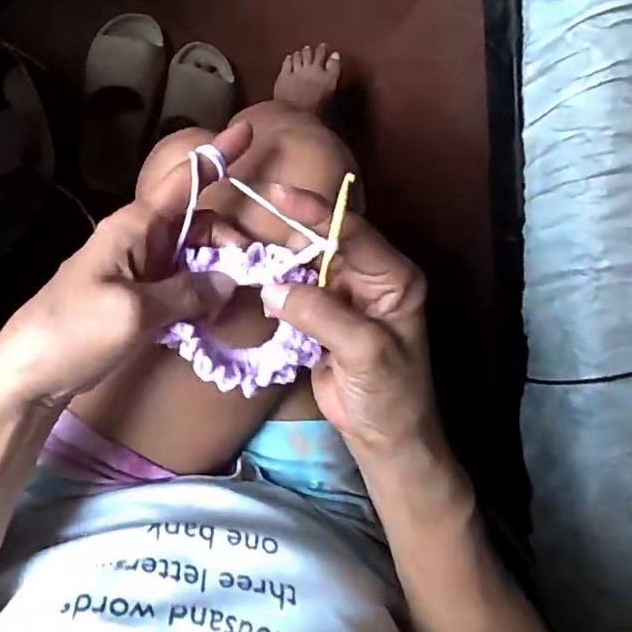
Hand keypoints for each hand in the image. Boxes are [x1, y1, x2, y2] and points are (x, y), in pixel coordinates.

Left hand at [0, 123, 252, 412]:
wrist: (28, 372)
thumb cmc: (73, 331)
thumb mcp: (134, 312)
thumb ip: (187, 293)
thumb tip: (230, 280)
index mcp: (135, 227)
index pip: (183, 181)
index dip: (217, 156)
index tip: (248, 129)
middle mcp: (140, 240)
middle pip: (199, 224)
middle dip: (230, 243)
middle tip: (254, 277)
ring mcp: (138, 270)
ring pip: (193, 257)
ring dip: (218, 276)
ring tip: (229, 309)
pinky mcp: (137, 298)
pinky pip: (180, 286)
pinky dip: (200, 298)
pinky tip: (211, 321)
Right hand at [256, 187, 439, 458]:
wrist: (385, 437)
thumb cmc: (391, 394)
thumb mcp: (365, 351)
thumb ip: (321, 314)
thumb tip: (272, 287)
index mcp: (392, 277)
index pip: (352, 232)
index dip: (315, 210)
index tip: (278, 193)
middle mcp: (367, 278)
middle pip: (323, 241)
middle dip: (286, 229)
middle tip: (244, 213)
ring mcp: (341, 296)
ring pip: (302, 264)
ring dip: (274, 257)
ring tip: (239, 242)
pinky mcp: (319, 315)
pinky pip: (292, 290)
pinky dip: (271, 284)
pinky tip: (250, 274)